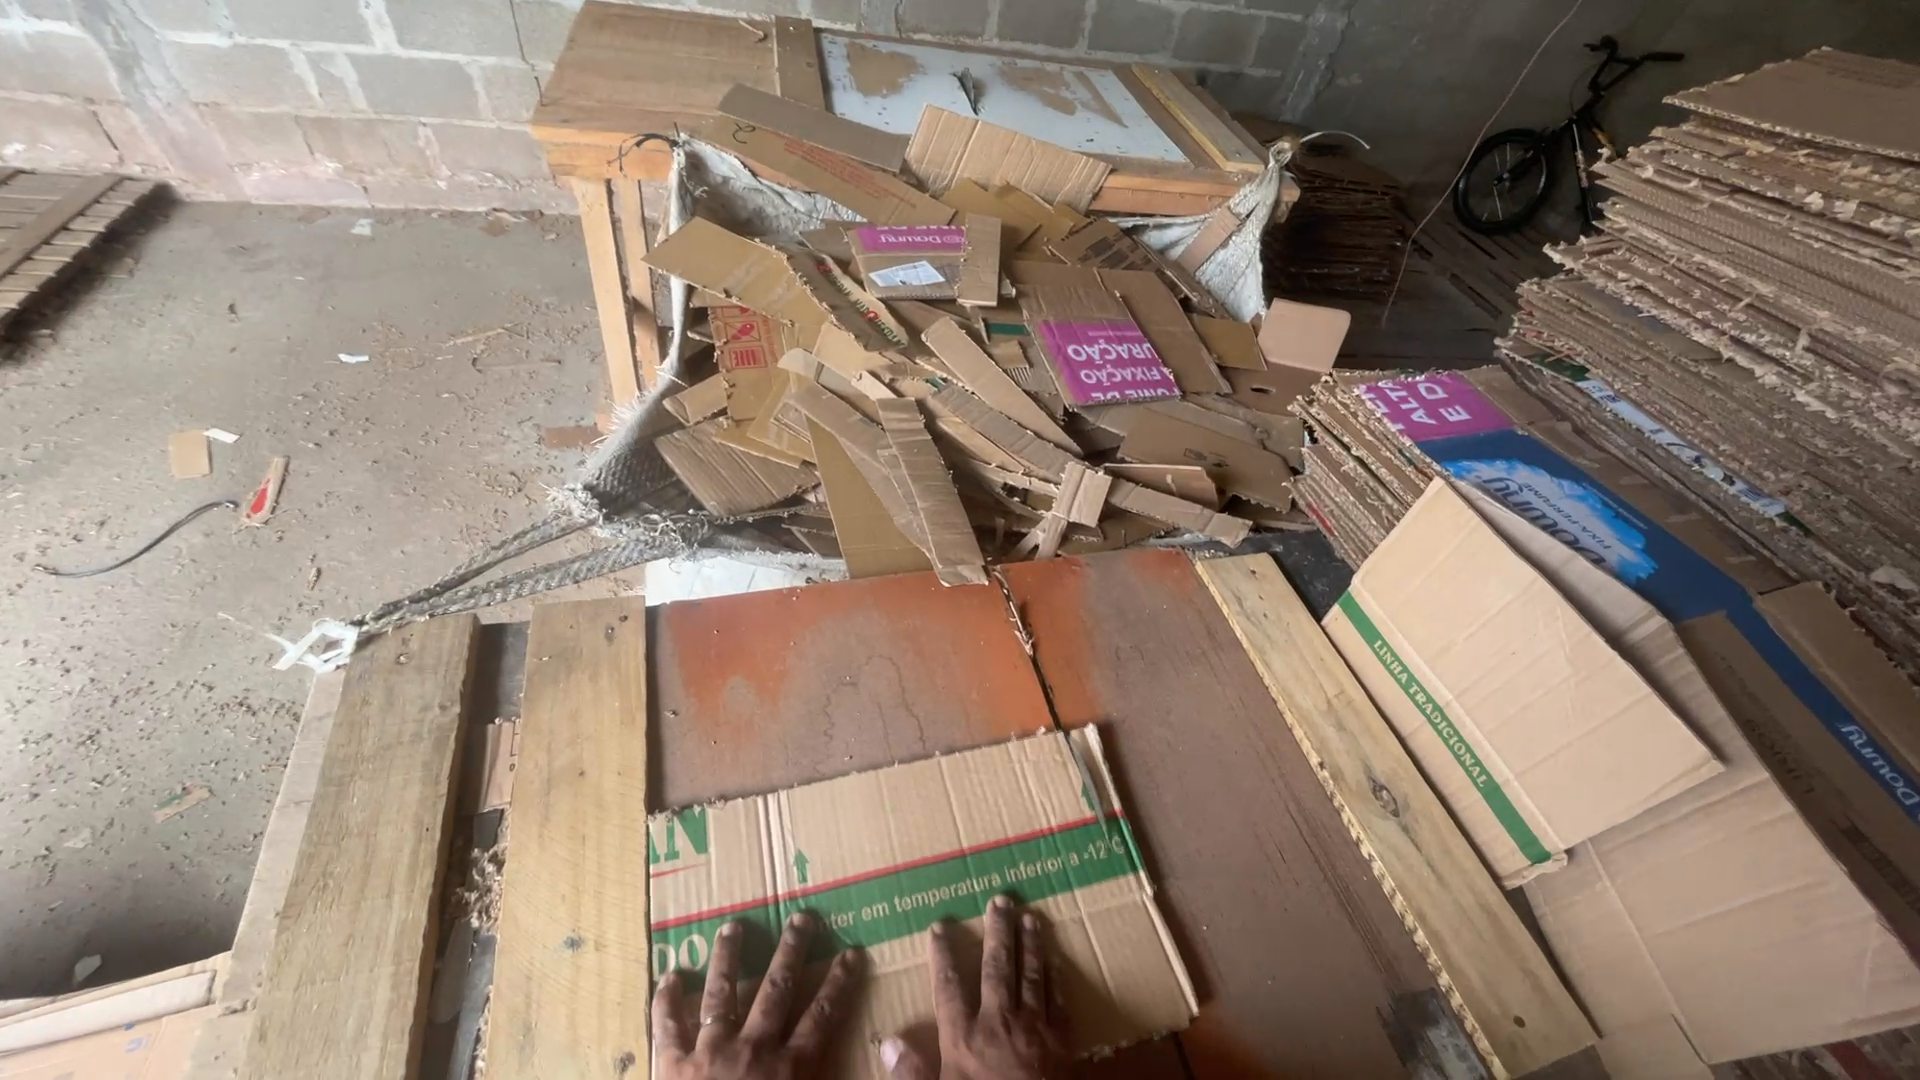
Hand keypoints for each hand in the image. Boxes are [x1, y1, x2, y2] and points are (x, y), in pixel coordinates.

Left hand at [654, 913, 864, 1079]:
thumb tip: (876, 1071)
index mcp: (789, 1070)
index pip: (822, 1015)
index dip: (840, 982)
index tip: (852, 952)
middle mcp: (753, 1049)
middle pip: (777, 989)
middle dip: (791, 950)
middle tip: (802, 916)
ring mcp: (710, 1053)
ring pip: (722, 993)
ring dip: (728, 957)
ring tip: (732, 926)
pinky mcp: (672, 1066)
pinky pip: (668, 1027)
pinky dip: (666, 1000)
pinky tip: (669, 976)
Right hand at [882, 895, 1072, 1079]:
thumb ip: (913, 1073)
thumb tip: (886, 1043)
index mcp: (963, 1037)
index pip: (948, 985)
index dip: (942, 954)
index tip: (939, 925)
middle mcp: (998, 1021)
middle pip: (996, 967)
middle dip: (997, 931)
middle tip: (1000, 899)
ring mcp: (1033, 1028)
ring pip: (1030, 975)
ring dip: (1029, 943)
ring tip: (1030, 916)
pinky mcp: (1061, 1043)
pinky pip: (1057, 1002)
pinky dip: (1055, 979)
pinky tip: (1055, 960)